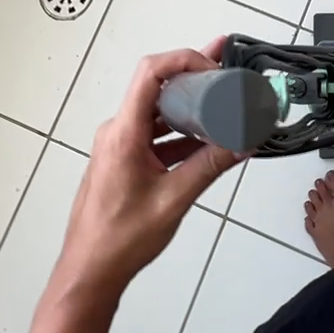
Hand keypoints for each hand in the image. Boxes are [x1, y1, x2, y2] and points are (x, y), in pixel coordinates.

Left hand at [52, 41, 243, 300]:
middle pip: (156, 86)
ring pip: (157, 110)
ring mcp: (119, 144)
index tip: (215, 68)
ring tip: (225, 103)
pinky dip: (180, 131)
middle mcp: (118, 130)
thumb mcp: (174, 200)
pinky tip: (208, 139)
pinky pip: (154, 133)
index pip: (151, 72)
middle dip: (194, 76)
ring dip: (189, 106)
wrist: (88, 273)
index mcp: (124, 132)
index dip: (184, 59)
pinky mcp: (123, 159)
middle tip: (228, 72)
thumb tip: (245, 143)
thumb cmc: (122, 239)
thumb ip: (210, 167)